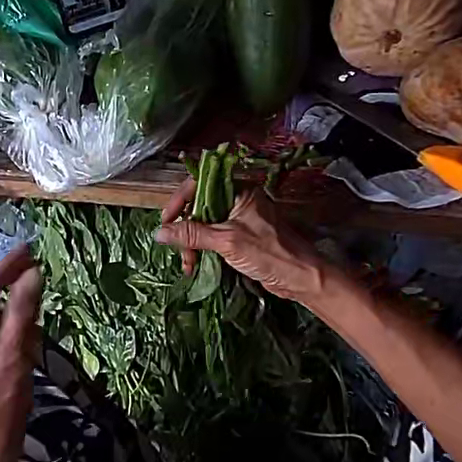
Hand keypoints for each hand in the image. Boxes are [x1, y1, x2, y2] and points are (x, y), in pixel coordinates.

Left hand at [0, 246, 43, 461]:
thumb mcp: (13, 358)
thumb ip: (22, 313)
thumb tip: (33, 274)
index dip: (7, 266)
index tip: (31, 248)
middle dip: (6, 284)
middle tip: (35, 269)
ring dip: (8, 307)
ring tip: (33, 299)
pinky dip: (5, 328)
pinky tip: (23, 332)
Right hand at [153, 180, 334, 303]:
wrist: (301, 277)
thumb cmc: (270, 253)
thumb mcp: (227, 241)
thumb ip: (193, 234)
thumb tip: (160, 232)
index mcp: (239, 191)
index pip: (199, 184)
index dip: (180, 200)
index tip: (166, 221)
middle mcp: (238, 201)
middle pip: (199, 206)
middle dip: (185, 228)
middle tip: (178, 250)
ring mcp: (239, 220)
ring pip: (204, 225)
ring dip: (191, 243)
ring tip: (189, 265)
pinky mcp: (240, 238)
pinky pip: (213, 238)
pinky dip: (202, 250)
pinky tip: (196, 265)